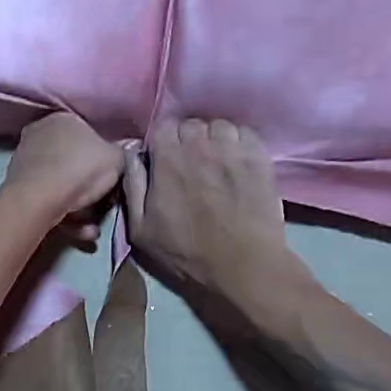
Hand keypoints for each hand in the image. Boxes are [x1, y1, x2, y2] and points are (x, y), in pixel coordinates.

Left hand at [2, 112, 122, 233]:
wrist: (39, 198)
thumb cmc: (82, 169)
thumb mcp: (117, 159)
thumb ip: (123, 154)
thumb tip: (124, 151)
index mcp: (63, 118)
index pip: (88, 134)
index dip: (103, 157)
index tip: (112, 176)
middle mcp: (39, 133)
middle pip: (73, 161)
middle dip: (89, 186)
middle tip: (103, 203)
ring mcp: (24, 158)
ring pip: (60, 184)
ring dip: (79, 206)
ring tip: (92, 226)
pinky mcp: (16, 184)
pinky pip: (48, 199)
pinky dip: (65, 215)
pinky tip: (81, 231)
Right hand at [122, 119, 294, 295]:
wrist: (242, 266)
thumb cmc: (186, 252)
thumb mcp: (140, 228)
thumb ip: (132, 184)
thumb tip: (130, 152)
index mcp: (168, 159)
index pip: (162, 126)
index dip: (163, 142)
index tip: (165, 159)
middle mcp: (200, 145)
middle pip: (191, 124)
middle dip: (188, 139)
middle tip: (191, 164)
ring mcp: (233, 149)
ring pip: (220, 126)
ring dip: (215, 139)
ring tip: (217, 161)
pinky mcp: (260, 158)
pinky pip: (247, 133)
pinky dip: (240, 142)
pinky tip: (238, 162)